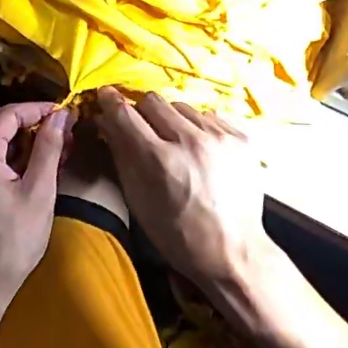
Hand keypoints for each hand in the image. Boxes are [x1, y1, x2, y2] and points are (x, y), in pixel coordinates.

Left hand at [0, 103, 70, 320]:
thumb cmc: (10, 243)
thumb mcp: (38, 192)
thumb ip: (49, 148)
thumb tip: (61, 115)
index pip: (9, 114)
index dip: (40, 109)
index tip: (68, 115)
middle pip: (2, 126)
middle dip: (37, 126)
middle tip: (68, 136)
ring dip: (29, 144)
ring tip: (61, 153)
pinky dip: (17, 160)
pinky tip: (41, 170)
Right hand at [93, 88, 271, 288]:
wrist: (233, 251)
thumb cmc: (178, 235)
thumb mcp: (139, 200)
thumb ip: (121, 155)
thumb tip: (106, 123)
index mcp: (159, 160)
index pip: (125, 113)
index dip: (110, 101)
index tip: (105, 96)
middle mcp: (190, 141)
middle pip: (154, 100)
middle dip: (142, 111)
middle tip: (141, 127)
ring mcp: (220, 137)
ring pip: (182, 106)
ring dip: (172, 119)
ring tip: (175, 143)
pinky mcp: (242, 138)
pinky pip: (210, 116)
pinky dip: (199, 127)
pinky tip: (200, 149)